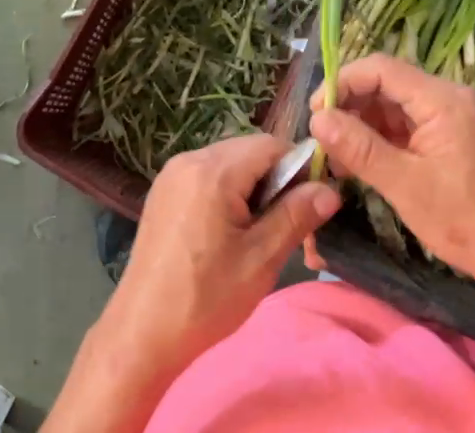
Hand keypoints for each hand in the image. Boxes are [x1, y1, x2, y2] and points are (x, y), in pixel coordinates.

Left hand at [96, 135, 339, 373]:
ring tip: (261, 233)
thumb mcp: (261, 258)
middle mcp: (188, 159)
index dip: (300, 169)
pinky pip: (206, 175)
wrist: (144, 329)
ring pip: (228, 162)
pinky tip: (231, 231)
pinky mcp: (163, 191)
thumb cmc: (207, 297)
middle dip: (276, 179)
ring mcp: (171, 174)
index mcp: (213, 171)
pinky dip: (227, 192)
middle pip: (248, 151)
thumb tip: (330, 190)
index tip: (312, 205)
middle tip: (290, 224)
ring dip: (252, 187)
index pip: (271, 145)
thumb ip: (296, 216)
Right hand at [307, 54, 474, 292]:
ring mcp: (454, 117)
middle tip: (321, 138)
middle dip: (349, 106)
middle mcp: (451, 98)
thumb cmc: (464, 222)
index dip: (342, 83)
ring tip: (335, 155)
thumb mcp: (404, 185)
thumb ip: (359, 148)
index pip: (381, 69)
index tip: (315, 113)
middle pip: (387, 84)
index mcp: (444, 101)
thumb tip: (317, 119)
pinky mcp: (454, 137)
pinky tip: (360, 162)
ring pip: (394, 105)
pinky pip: (408, 125)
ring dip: (362, 125)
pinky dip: (382, 139)